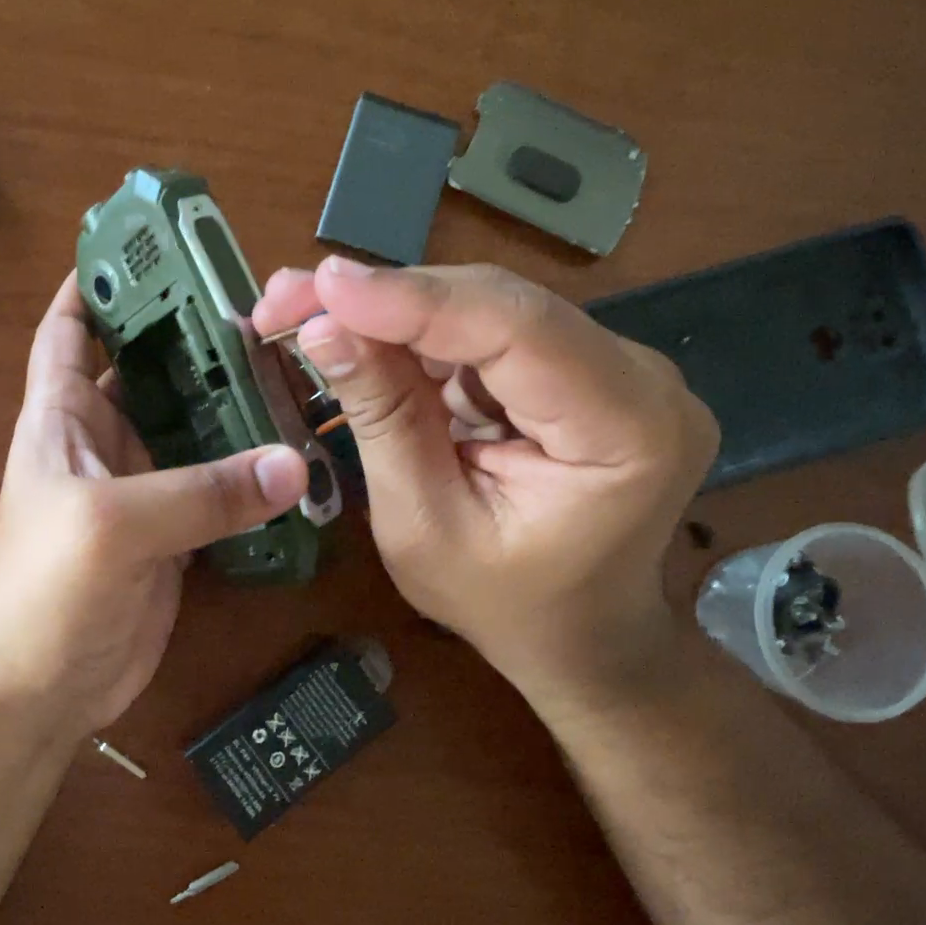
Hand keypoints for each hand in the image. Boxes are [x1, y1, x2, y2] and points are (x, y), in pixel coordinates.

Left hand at [0, 272, 308, 734]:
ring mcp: (139, 489)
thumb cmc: (46, 592)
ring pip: (189, 426)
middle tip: (264, 303)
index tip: (148, 242)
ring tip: (293, 365)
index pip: (69, 329)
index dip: (96, 282)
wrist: (42, 688)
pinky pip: (214, 484)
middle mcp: (100, 442)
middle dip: (192, 335)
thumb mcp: (113, 526)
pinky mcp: (171, 532)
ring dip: (229, 400)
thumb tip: (297, 464)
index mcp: (61, 418)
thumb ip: (201, 493)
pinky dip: (248, 467)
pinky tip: (295, 449)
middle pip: (148, 369)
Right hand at [252, 258, 717, 715]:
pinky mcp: (578, 370)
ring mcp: (614, 368)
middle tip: (286, 299)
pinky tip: (355, 336)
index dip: (413, 300)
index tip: (321, 286)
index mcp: (628, 431)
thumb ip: (383, 421)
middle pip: (498, 308)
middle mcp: (639, 379)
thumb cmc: (503, 605)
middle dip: (385, 300)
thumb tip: (323, 329)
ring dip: (389, 312)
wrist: (578, 638)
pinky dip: (414, 337)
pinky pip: (486, 337)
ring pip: (484, 313)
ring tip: (301, 313)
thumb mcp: (424, 525)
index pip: (516, 331)